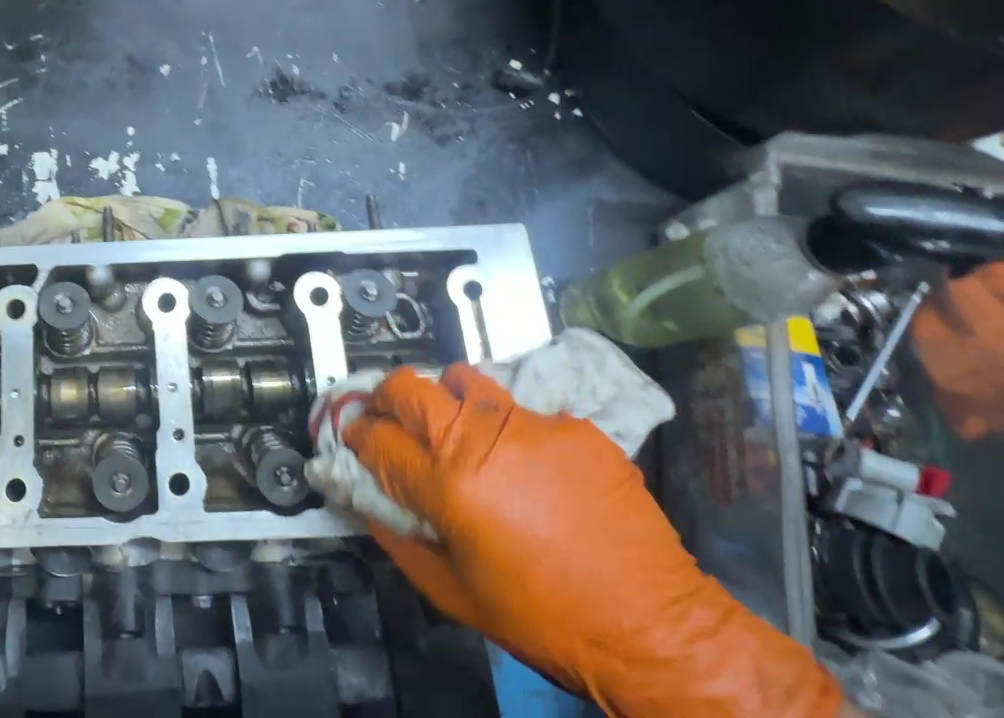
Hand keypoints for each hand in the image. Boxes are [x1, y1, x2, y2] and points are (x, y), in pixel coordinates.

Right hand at [346, 365, 844, 717]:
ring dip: (443, 394)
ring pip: (464, 378)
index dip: (356, 434)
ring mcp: (532, 427)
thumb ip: (398, 540)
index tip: (352, 436)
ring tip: (449, 420)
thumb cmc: (541, 618)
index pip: (378, 438)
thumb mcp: (452, 593)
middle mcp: (483, 441)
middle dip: (384, 396)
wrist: (651, 626)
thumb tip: (366, 500)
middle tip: (385, 414)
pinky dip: (503, 423)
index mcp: (447, 486)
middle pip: (410, 387)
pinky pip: (521, 408)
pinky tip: (518, 456)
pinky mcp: (574, 428)